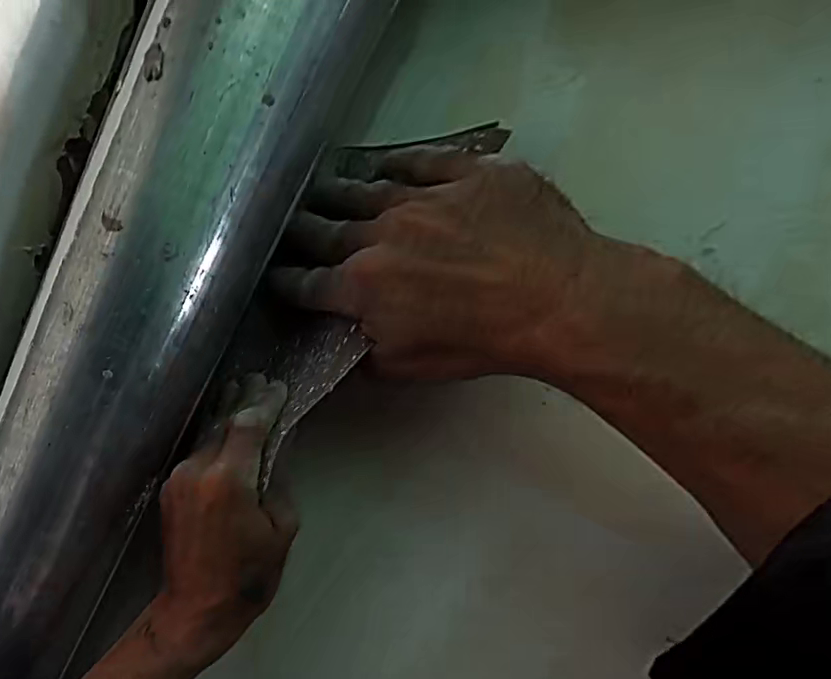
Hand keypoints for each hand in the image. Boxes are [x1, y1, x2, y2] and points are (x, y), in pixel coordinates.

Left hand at [56, 375, 298, 678]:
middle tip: (257, 378)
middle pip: (221, 423)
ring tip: (237, 391)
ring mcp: (177, 480)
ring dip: (222, 415)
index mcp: (227, 480)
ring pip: (203, 437)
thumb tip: (273, 450)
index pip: (248, 425)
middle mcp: (196, 471)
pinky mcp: (168, 492)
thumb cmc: (248, 576)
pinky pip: (193, 455)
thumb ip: (275, 481)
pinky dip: (210, 439)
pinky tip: (220, 429)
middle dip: (241, 399)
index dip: (265, 403)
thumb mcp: (281, 528)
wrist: (196, 606)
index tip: (279, 387)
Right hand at [269, 147, 630, 384]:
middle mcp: (380, 236)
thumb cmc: (477, 343)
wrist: (559, 301)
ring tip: (318, 189)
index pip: (305, 284)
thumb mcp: (402, 366)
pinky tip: (381, 166)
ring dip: (334, 192)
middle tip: (285, 228)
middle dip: (297, 232)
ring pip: (363, 189)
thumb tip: (342, 340)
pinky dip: (395, 164)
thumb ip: (360, 350)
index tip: (272, 280)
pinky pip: (420, 161)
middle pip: (323, 230)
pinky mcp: (467, 173)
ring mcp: (424, 198)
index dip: (283, 283)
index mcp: (359, 287)